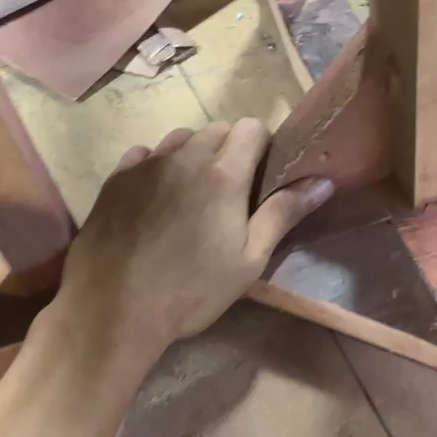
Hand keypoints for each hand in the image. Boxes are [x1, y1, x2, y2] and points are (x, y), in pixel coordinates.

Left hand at [46, 119, 332, 367]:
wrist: (113, 309)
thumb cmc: (191, 291)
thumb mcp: (249, 260)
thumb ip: (283, 214)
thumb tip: (323, 182)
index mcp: (224, 174)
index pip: (252, 127)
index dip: (262, 145)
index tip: (261, 175)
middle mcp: (185, 156)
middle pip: (217, 129)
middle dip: (229, 148)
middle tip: (229, 191)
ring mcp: (146, 164)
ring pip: (180, 139)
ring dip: (193, 154)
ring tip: (191, 193)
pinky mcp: (116, 178)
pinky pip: (145, 154)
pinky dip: (157, 165)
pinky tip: (156, 198)